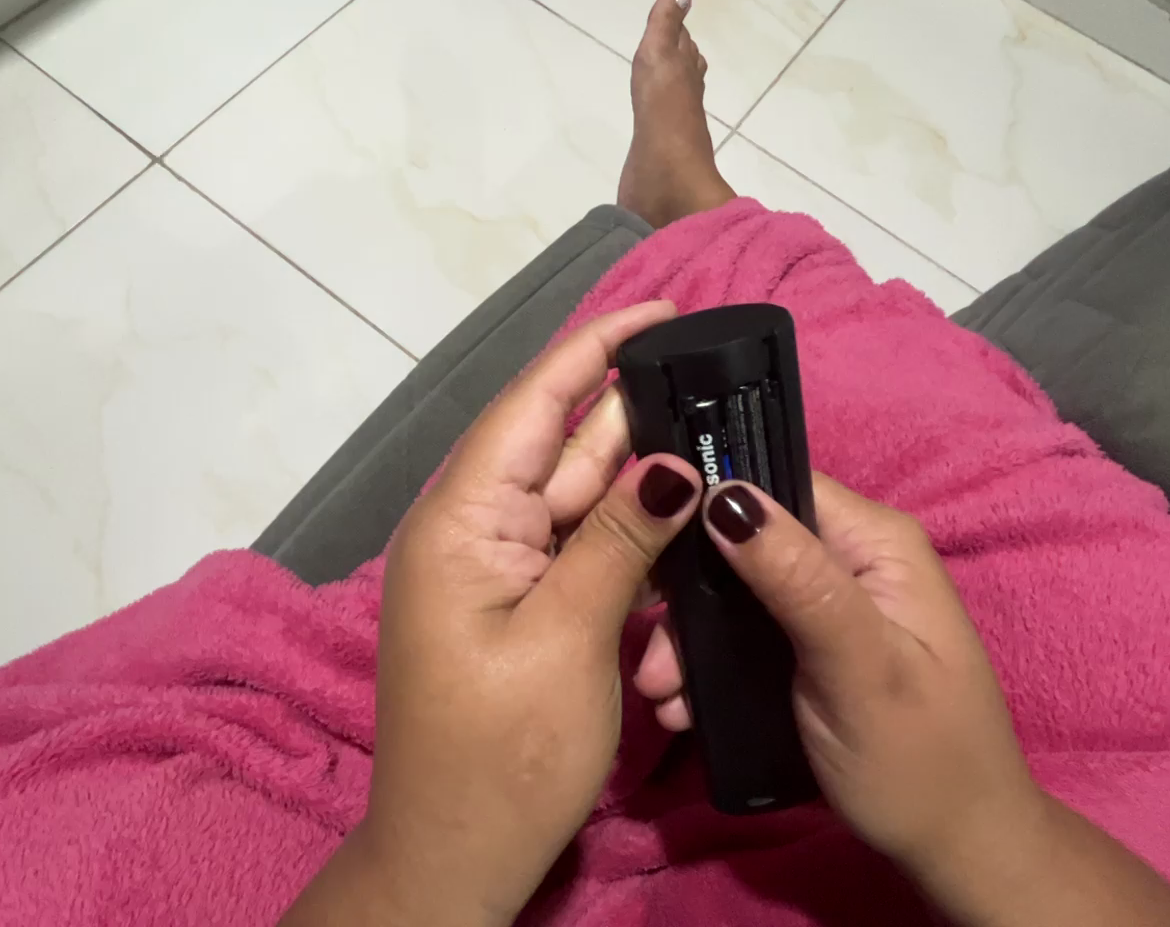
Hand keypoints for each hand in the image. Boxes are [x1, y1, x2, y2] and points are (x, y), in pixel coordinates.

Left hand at [284, 300, 705, 926]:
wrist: (456, 857)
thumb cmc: (502, 756)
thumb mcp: (569, 638)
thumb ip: (619, 539)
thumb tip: (674, 463)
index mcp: (464, 517)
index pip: (533, 403)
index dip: (595, 348)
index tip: (660, 312)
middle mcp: (475, 523)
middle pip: (562, 443)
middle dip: (633, 410)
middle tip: (714, 386)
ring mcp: (498, 561)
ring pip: (577, 491)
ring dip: (637, 469)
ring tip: (712, 435)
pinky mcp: (521, 595)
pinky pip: (579, 540)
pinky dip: (626, 525)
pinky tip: (678, 508)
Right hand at [635, 476, 1169, 925]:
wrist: (956, 849)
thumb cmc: (918, 761)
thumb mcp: (858, 668)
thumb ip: (797, 579)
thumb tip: (723, 494)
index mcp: (872, 540)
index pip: (774, 481)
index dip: (706, 503)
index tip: (648, 551)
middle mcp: (847, 554)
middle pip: (741, 538)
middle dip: (687, 592)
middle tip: (651, 655)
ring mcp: (826, 597)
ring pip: (731, 587)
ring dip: (688, 636)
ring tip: (661, 693)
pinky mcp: (805, 636)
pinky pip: (738, 626)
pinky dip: (705, 660)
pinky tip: (681, 702)